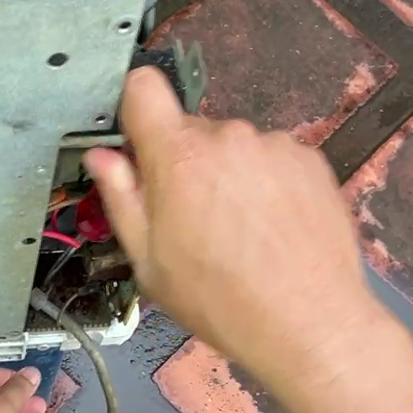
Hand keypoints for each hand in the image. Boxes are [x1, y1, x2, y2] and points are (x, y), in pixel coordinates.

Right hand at [85, 68, 396, 387]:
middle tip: (192, 223)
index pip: (143, 89)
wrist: (307, 322)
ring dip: (228, 179)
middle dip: (184, 167)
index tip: (137, 143)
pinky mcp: (310, 159)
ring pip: (233, 150)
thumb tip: (102, 158)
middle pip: (191, 133)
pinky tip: (270, 232)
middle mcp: (228, 137)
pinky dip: (265, 187)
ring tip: (239, 235)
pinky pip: (271, 161)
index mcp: (179, 158)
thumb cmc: (219, 302)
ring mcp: (274, 145)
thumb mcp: (150, 265)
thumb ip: (122, 200)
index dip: (134, 110)